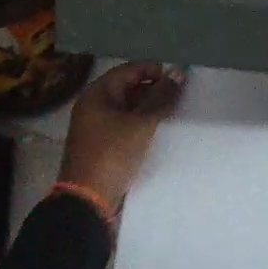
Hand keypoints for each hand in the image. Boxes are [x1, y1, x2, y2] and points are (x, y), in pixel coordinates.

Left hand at [59, 62, 185, 208]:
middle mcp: (93, 105)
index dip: (155, 70)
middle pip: (127, 87)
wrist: (88, 199)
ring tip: (173, 111)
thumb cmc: (112, 154)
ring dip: (148, 107)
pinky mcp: (101, 143)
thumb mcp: (141, 123)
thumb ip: (160, 97)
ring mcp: (96, 125)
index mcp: (97, 93)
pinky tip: (157, 128)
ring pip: (127, 106)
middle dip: (153, 89)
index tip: (179, 79)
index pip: (129, 70)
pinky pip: (124, 123)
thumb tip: (178, 72)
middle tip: (179, 96)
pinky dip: (140, 122)